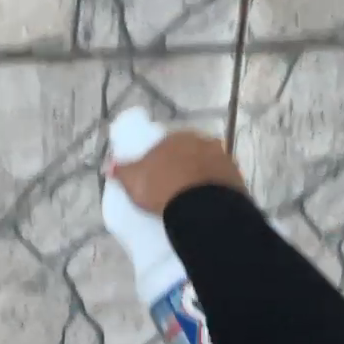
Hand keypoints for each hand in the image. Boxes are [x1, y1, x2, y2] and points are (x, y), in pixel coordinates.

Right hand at [106, 131, 247, 215]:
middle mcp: (202, 141)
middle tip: (169, 186)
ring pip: (205, 165)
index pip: (164, 144)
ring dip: (197, 176)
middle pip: (187, 152)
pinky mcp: (235, 177)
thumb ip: (121, 171)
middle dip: (180, 164)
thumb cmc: (161, 187)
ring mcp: (222, 158)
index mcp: (176, 138)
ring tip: (186, 197)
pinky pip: (218, 181)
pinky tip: (202, 202)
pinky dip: (210, 189)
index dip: (157, 158)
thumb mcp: (133, 181)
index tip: (153, 175)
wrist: (201, 206)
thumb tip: (108, 165)